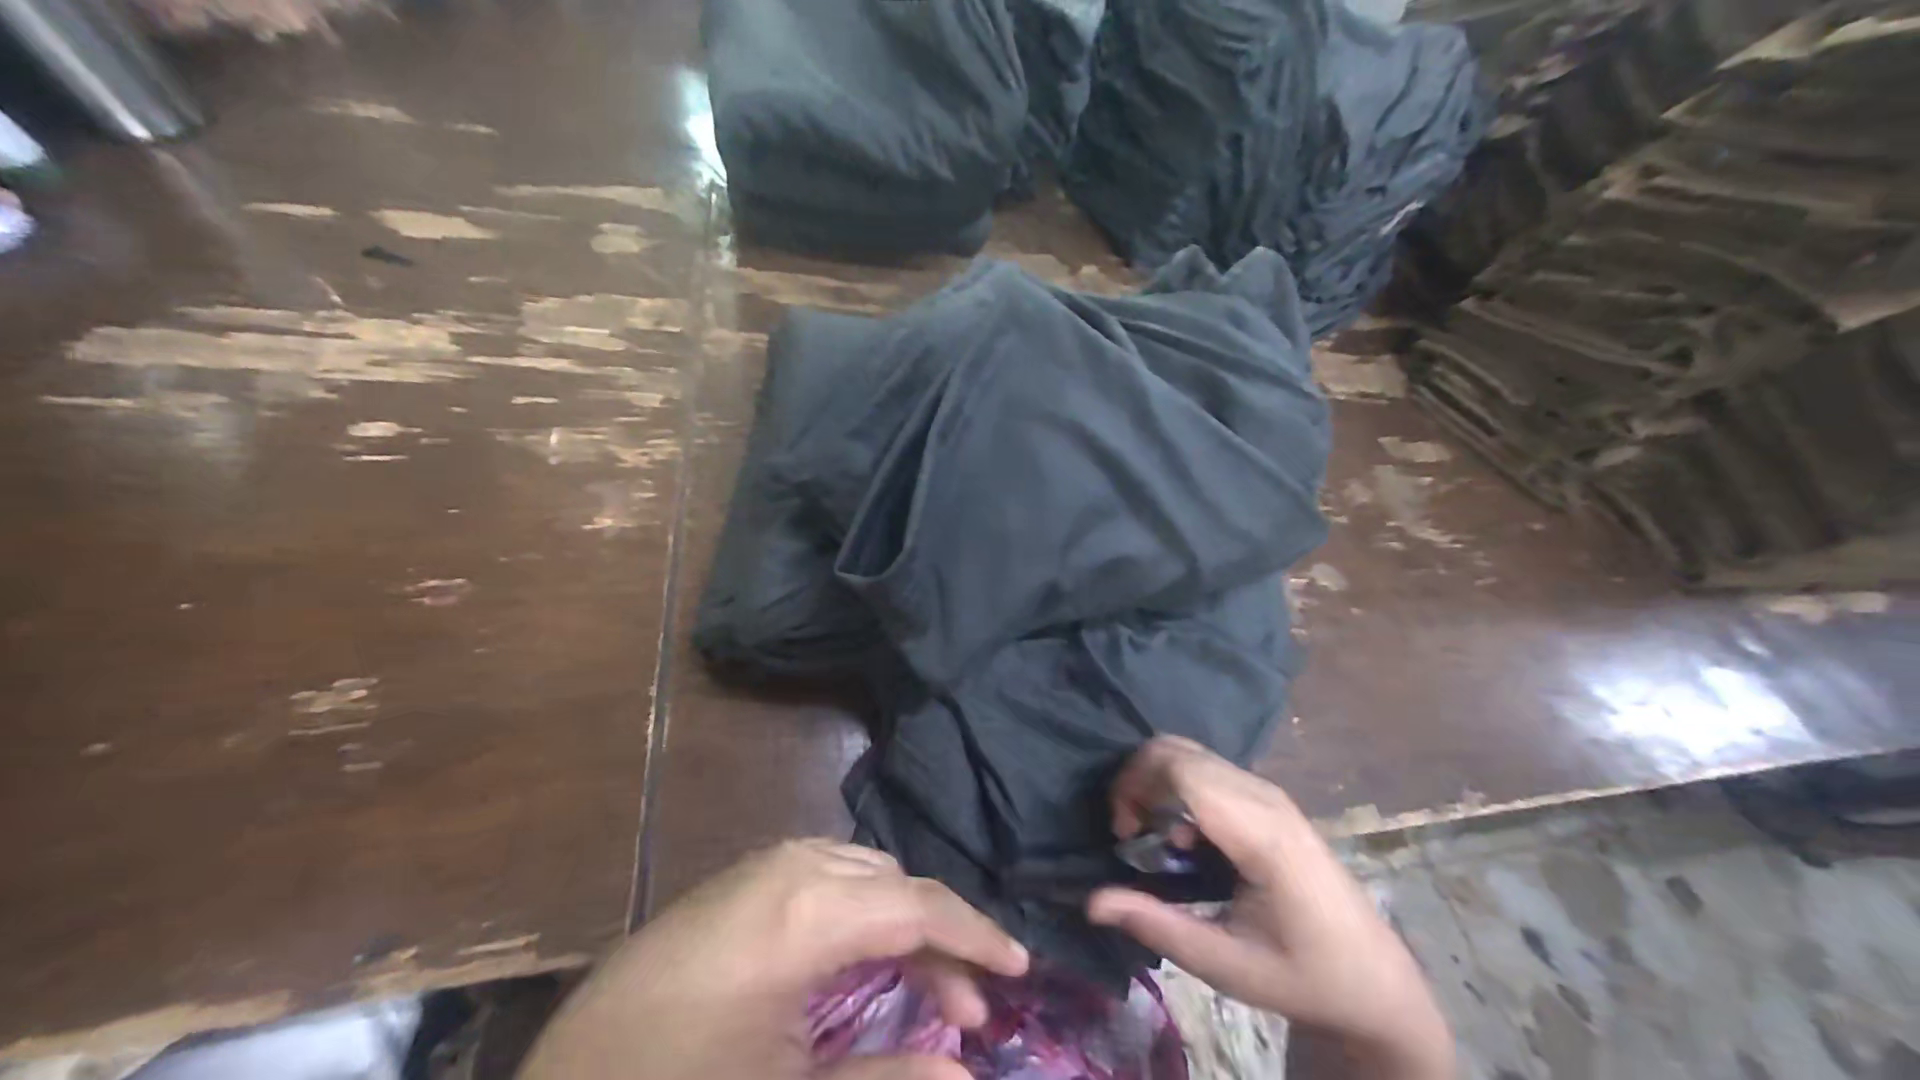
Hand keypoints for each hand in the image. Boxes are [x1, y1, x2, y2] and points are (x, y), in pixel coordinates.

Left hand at [519, 839, 1028, 1079]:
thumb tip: (964, 1072)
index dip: (978, 937)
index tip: (1024, 970)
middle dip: (941, 937)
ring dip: (900, 922)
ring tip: (923, 984)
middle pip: (893, 884)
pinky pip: (821, 876)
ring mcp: (753, 869)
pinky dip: (859, 911)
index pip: (919, 906)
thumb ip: (884, 1079)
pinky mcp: (731, 885)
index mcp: (804, 909)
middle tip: (969, 1007)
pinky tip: (858, 957)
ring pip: (860, 873)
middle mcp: (785, 867)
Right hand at [1087, 737, 1453, 1079]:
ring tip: (1149, 834)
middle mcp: (1264, 797)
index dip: (1135, 785)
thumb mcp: (1225, 965)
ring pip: (1190, 753)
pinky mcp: (1268, 797)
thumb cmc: (1302, 976)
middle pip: (1178, 751)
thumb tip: (1090, 902)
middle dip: (1136, 779)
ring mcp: (1269, 792)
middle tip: (1128, 832)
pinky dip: (1174, 784)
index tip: (1123, 834)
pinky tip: (1181, 835)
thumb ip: (1157, 926)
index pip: (1182, 770)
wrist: (1376, 979)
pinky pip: (1206, 767)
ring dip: (1154, 780)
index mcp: (1260, 834)